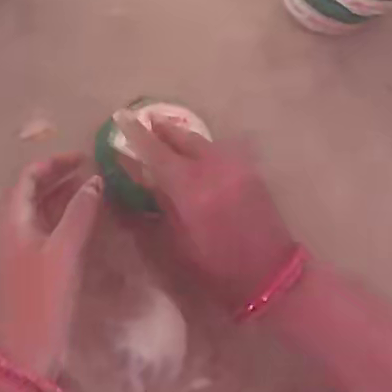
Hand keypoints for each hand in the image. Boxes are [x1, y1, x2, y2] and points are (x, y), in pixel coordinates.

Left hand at [0, 154, 102, 376]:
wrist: (27, 353)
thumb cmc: (42, 299)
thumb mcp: (63, 252)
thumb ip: (79, 213)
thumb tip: (95, 180)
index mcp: (13, 222)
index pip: (27, 178)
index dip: (53, 163)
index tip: (83, 157)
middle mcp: (13, 231)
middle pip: (32, 192)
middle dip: (59, 176)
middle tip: (90, 168)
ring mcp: (22, 250)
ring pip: (41, 211)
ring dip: (63, 195)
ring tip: (92, 188)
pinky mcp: (33, 268)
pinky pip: (48, 230)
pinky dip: (65, 217)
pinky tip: (86, 221)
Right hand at [112, 113, 300, 309]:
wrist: (270, 275)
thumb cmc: (214, 268)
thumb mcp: (174, 244)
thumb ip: (152, 207)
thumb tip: (131, 181)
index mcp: (189, 187)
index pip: (155, 151)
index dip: (136, 133)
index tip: (121, 117)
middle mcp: (212, 167)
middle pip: (182, 137)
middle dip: (161, 128)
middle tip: (145, 120)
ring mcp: (234, 166)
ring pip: (202, 141)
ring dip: (182, 136)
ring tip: (166, 134)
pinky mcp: (249, 171)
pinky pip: (219, 150)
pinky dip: (202, 147)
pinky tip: (195, 154)